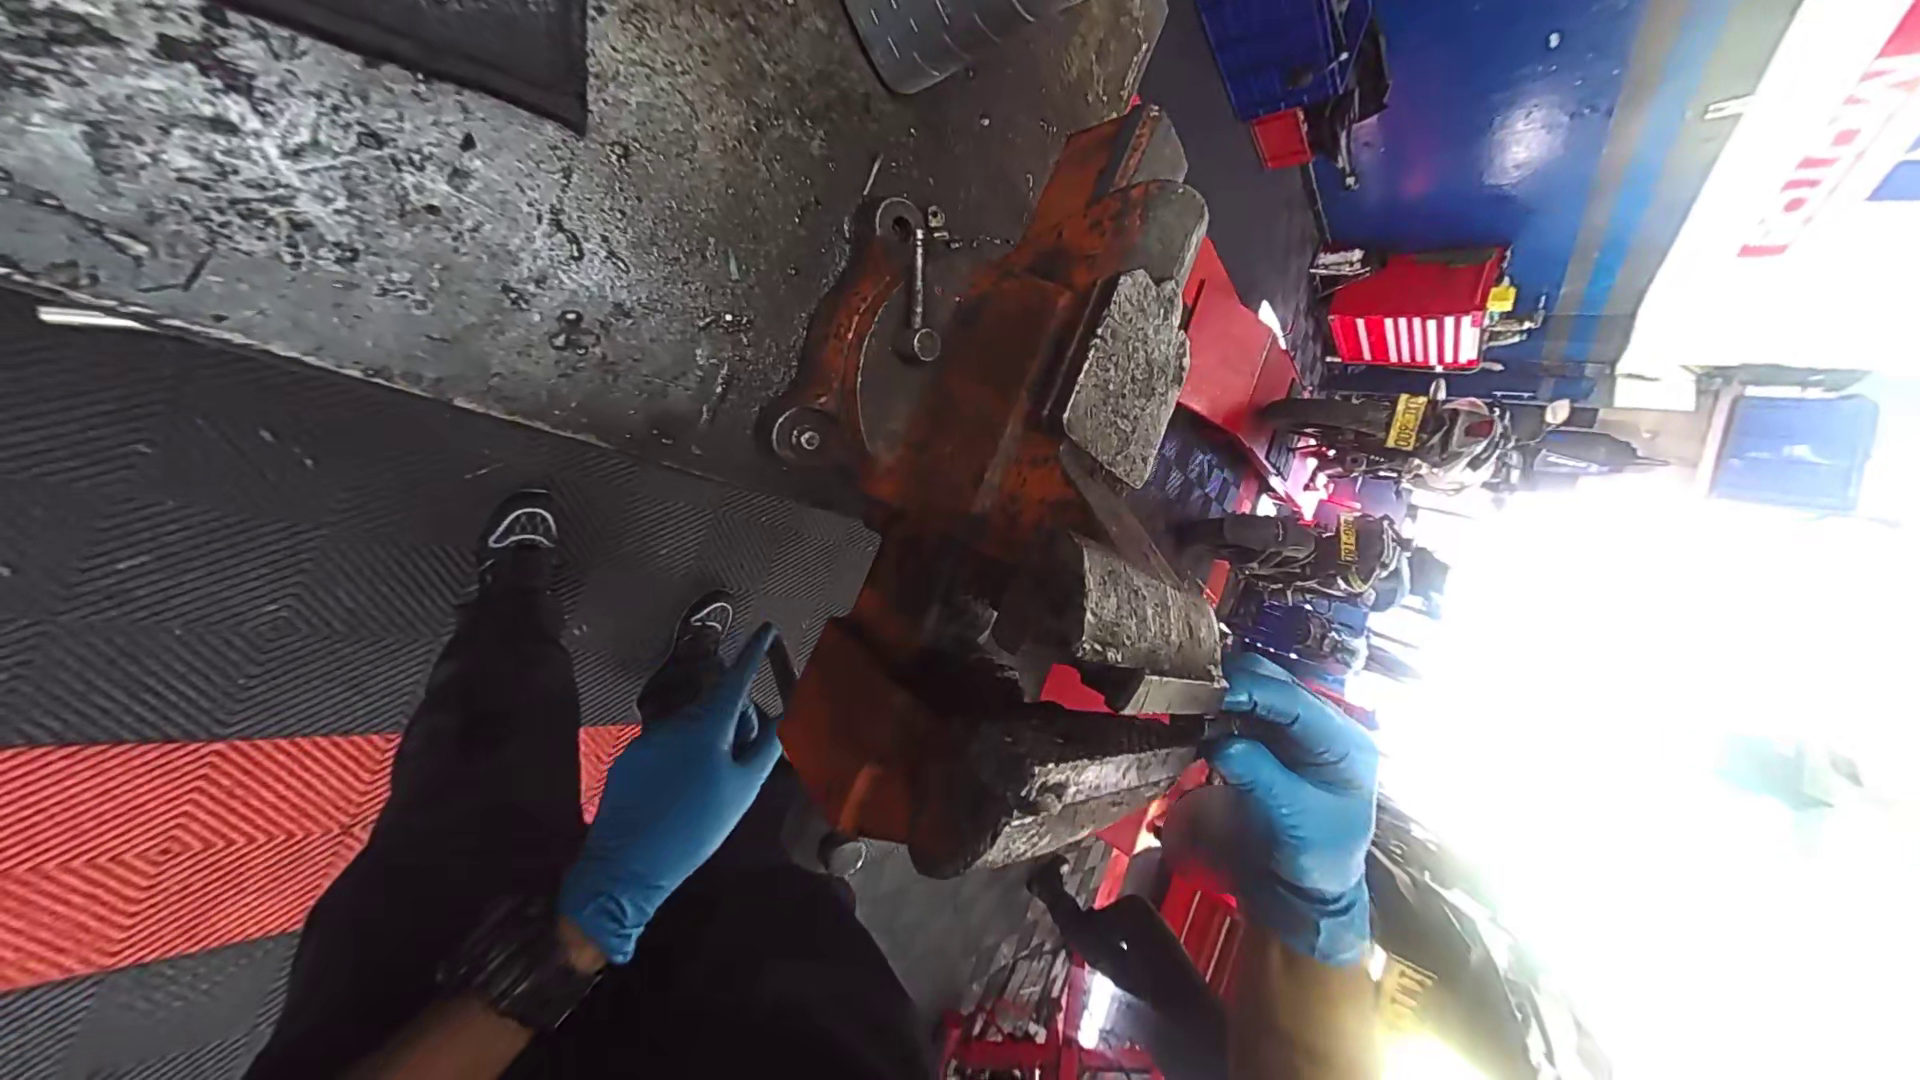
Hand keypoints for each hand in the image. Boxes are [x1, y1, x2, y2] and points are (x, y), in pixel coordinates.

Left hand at [558, 623, 783, 963]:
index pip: (738, 678)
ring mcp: (650, 736)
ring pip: (694, 722)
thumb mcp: (743, 787)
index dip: (755, 651)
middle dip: (737, 719)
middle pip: (719, 704)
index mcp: (709, 725)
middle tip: (743, 758)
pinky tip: (682, 788)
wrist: (625, 866)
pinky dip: (685, 751)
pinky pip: (669, 740)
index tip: (767, 629)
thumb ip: (767, 745)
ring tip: (711, 782)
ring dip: (711, 737)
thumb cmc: (696, 826)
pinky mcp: (631, 755)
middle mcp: (678, 720)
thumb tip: (786, 715)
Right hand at [1204, 652, 1376, 965]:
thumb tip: (1218, 742)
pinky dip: (1215, 704)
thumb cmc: (1310, 857)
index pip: (1293, 699)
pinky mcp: (1265, 732)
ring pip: (1251, 684)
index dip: (1250, 690)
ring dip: (1220, 689)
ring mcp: (1291, 726)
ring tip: (1189, 702)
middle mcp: (1321, 723)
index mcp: (1343, 742)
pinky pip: (1236, 704)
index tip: (1210, 690)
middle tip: (1191, 692)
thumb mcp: (1290, 817)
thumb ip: (1256, 773)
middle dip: (1230, 681)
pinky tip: (1196, 714)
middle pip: (1271, 680)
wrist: (1299, 884)